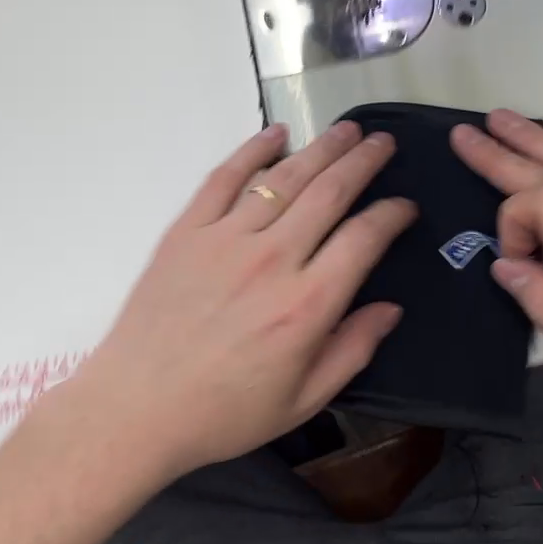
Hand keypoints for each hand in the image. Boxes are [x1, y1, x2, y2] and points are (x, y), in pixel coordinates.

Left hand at [56, 121, 415, 484]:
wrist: (137, 408)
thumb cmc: (224, 413)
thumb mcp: (302, 401)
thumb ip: (352, 350)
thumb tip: (390, 308)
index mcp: (307, 304)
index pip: (364, 238)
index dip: (392, 214)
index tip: (405, 206)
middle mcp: (272, 259)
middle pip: (330, 193)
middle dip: (363, 162)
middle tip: (383, 143)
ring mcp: (225, 238)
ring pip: (284, 178)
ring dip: (320, 148)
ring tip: (345, 130)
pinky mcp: (186, 230)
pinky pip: (224, 178)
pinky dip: (252, 150)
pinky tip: (275, 134)